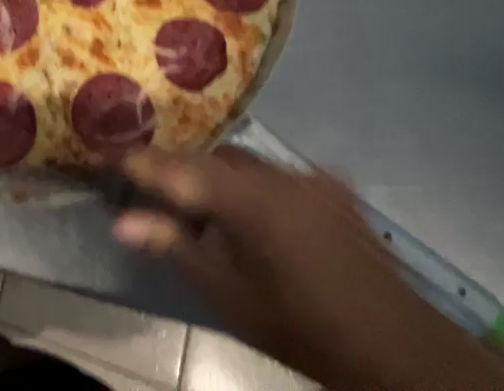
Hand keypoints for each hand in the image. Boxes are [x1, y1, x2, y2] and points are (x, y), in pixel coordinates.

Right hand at [114, 148, 503, 390]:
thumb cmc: (300, 327)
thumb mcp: (227, 294)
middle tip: (152, 191)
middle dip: (177, 169)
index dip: (139, 161)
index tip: (105, 154)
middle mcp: (276, 175)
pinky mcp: (335, 191)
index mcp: (245, 199)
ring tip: (203, 210)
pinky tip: (256, 215)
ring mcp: (310, 179)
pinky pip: (278, 173)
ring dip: (215, 176)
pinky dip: (254, 185)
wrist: (397, 348)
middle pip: (209, 158)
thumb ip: (175, 247)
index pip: (176, 168)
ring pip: (244, 162)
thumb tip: (122, 221)